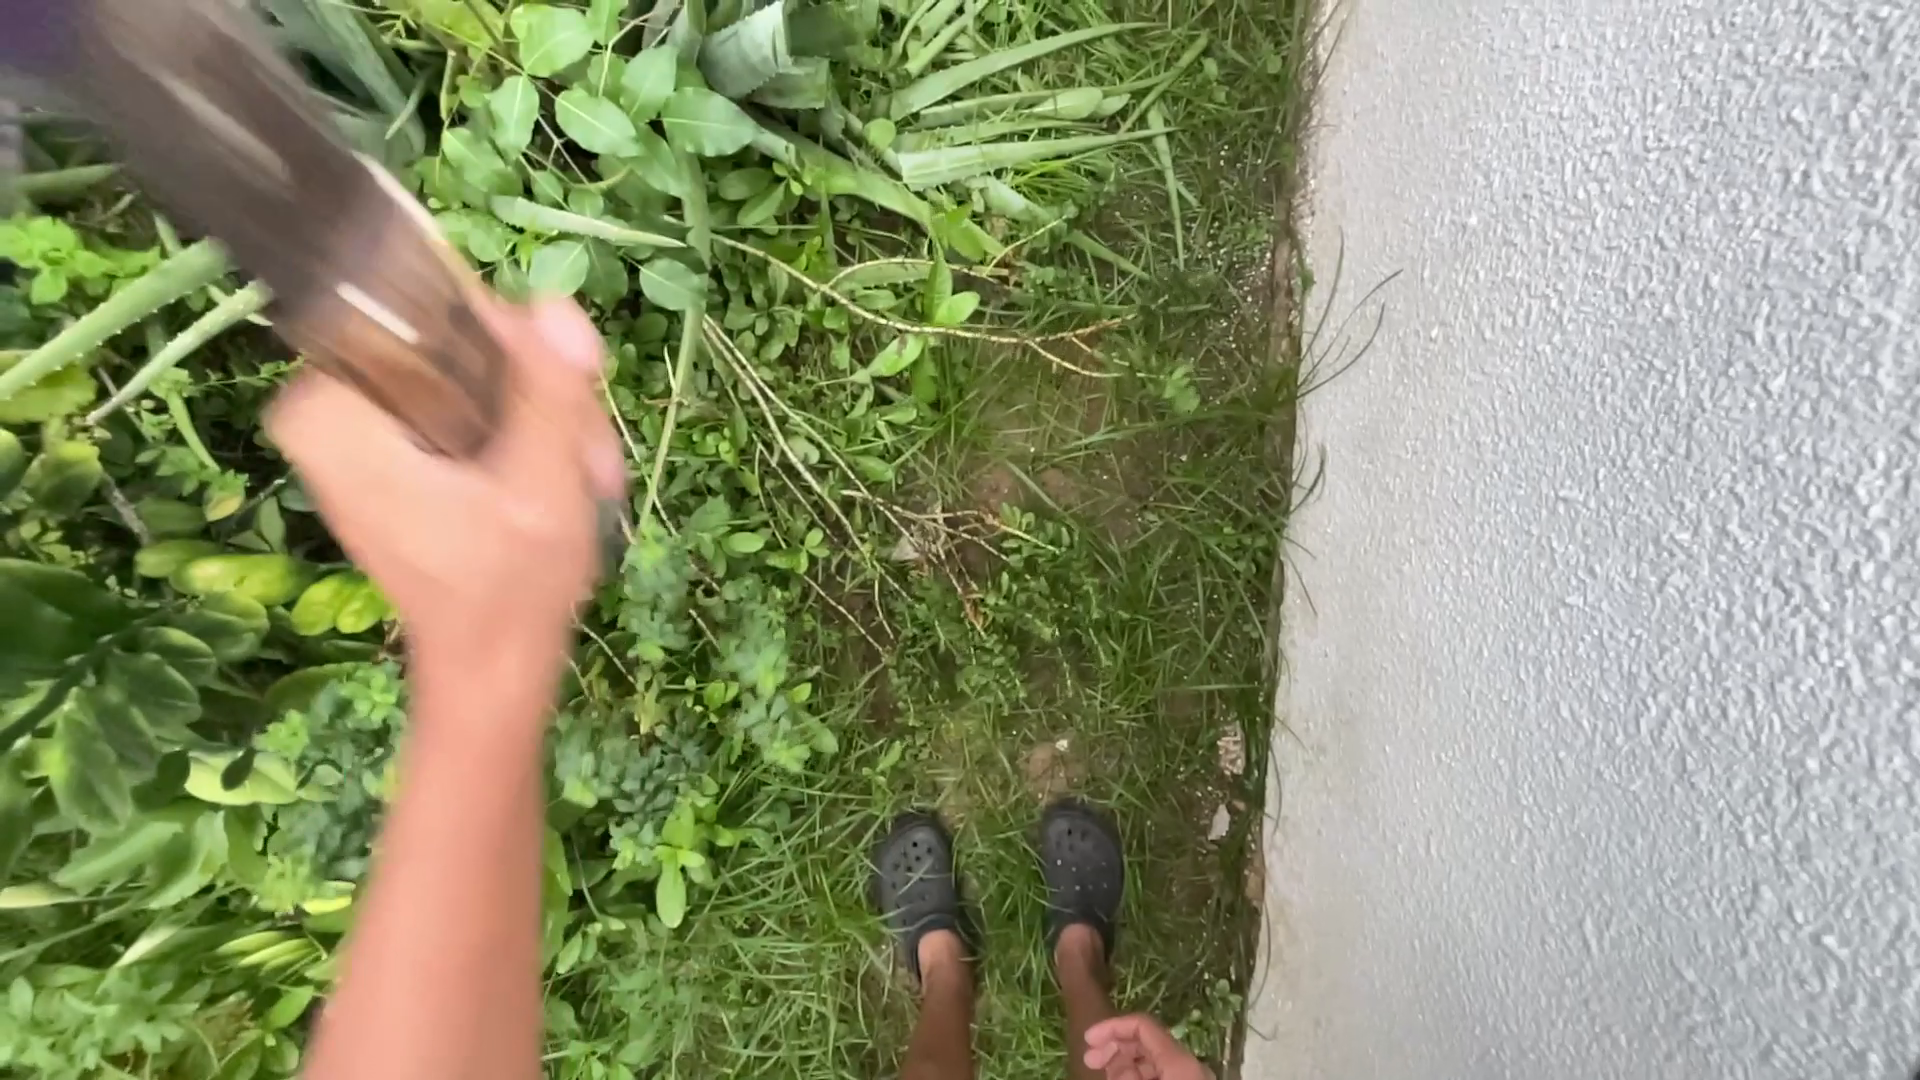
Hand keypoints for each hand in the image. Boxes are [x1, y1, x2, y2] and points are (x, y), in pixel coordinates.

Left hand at [268, 298, 623, 668]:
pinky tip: (565, 480)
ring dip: (552, 423)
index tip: (571, 400)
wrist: (496, 660)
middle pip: (465, 347)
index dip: (517, 345)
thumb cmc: (510, 587)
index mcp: (335, 409)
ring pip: (485, 377)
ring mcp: (370, 429)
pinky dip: (532, 439)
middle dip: (545, 398)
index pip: (432, 314)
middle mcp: (335, 407)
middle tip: (588, 463)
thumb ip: (548, 395)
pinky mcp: (402, 450)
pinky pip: (480, 408)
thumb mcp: (542, 486)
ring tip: (586, 484)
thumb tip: (559, 307)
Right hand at [1083, 1014, 1211, 1079]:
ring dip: (1124, 1063)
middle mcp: (1188, 1062)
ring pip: (1152, 1059)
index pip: (1141, 1024)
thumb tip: (1110, 1062)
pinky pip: (1161, 1074)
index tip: (1088, 1038)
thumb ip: (1125, 1072)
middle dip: (1115, 1046)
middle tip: (1090, 1059)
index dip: (1111, 1026)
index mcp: (1179, 1057)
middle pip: (1146, 1040)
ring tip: (1105, 1074)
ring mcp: (1191, 1076)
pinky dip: (1139, 1075)